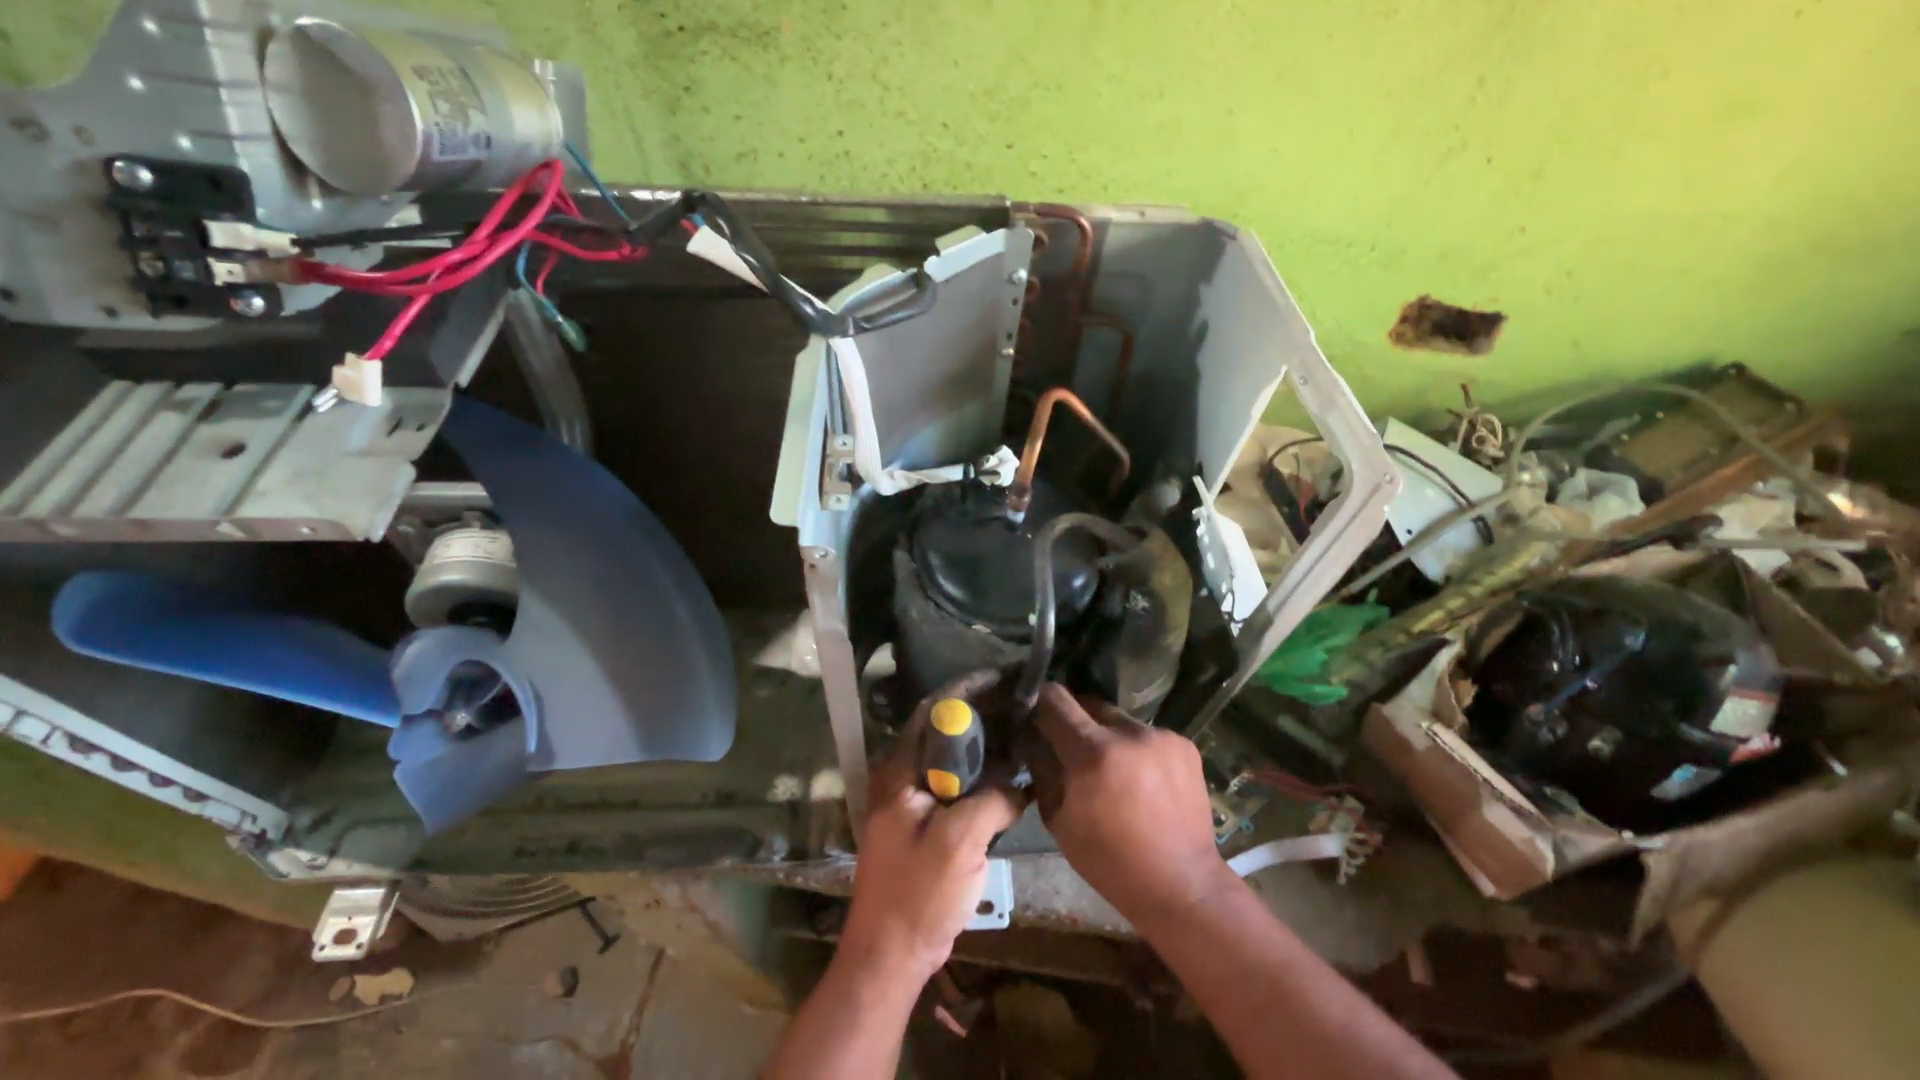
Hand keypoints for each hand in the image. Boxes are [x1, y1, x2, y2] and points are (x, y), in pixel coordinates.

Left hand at [840, 677, 1023, 982]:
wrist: (890, 955)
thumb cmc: (918, 896)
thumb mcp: (960, 842)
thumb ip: (991, 799)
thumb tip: (1019, 780)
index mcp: (898, 774)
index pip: (932, 713)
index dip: (968, 691)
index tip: (1006, 680)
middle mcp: (900, 780)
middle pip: (942, 733)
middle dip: (982, 717)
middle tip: (1023, 708)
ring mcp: (910, 805)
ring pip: (950, 763)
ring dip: (984, 750)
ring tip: (1024, 736)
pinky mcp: (923, 827)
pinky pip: (954, 790)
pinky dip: (980, 780)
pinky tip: (1011, 780)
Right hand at [1029, 683, 1235, 927]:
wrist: (1180, 883)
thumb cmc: (1110, 862)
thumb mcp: (1059, 820)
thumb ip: (1043, 770)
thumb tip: (1034, 739)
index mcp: (1094, 753)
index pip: (1055, 700)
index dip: (1039, 702)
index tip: (1033, 712)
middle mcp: (1130, 734)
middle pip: (1089, 705)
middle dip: (1075, 723)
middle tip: (1072, 752)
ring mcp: (1162, 737)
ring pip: (1119, 720)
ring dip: (1107, 737)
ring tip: (1111, 773)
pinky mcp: (1185, 745)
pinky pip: (1147, 735)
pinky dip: (1136, 749)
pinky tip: (1140, 781)